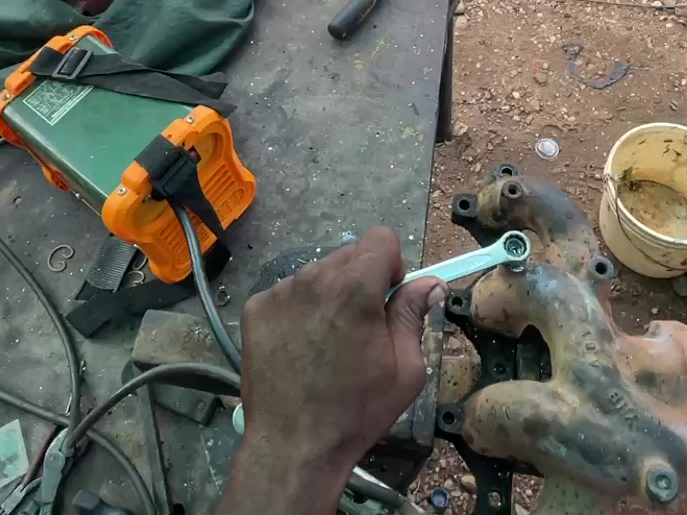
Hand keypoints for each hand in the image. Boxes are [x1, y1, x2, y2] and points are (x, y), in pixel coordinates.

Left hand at [220, 227, 442, 514]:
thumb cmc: (356, 411)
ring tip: (328, 341)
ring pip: (318, 272)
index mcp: (356, 286)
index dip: (392, 265)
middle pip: (349, 253)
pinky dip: (299, 309)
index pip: (381, 237)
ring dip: (330, 293)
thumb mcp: (405, 369)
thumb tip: (430, 282)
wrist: (291, 449)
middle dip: (362, 279)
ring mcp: (280, 290)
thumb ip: (415, 313)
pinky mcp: (256, 307)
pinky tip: (300, 346)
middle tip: (361, 326)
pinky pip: (288, 292)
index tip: (388, 298)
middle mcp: (315, 276)